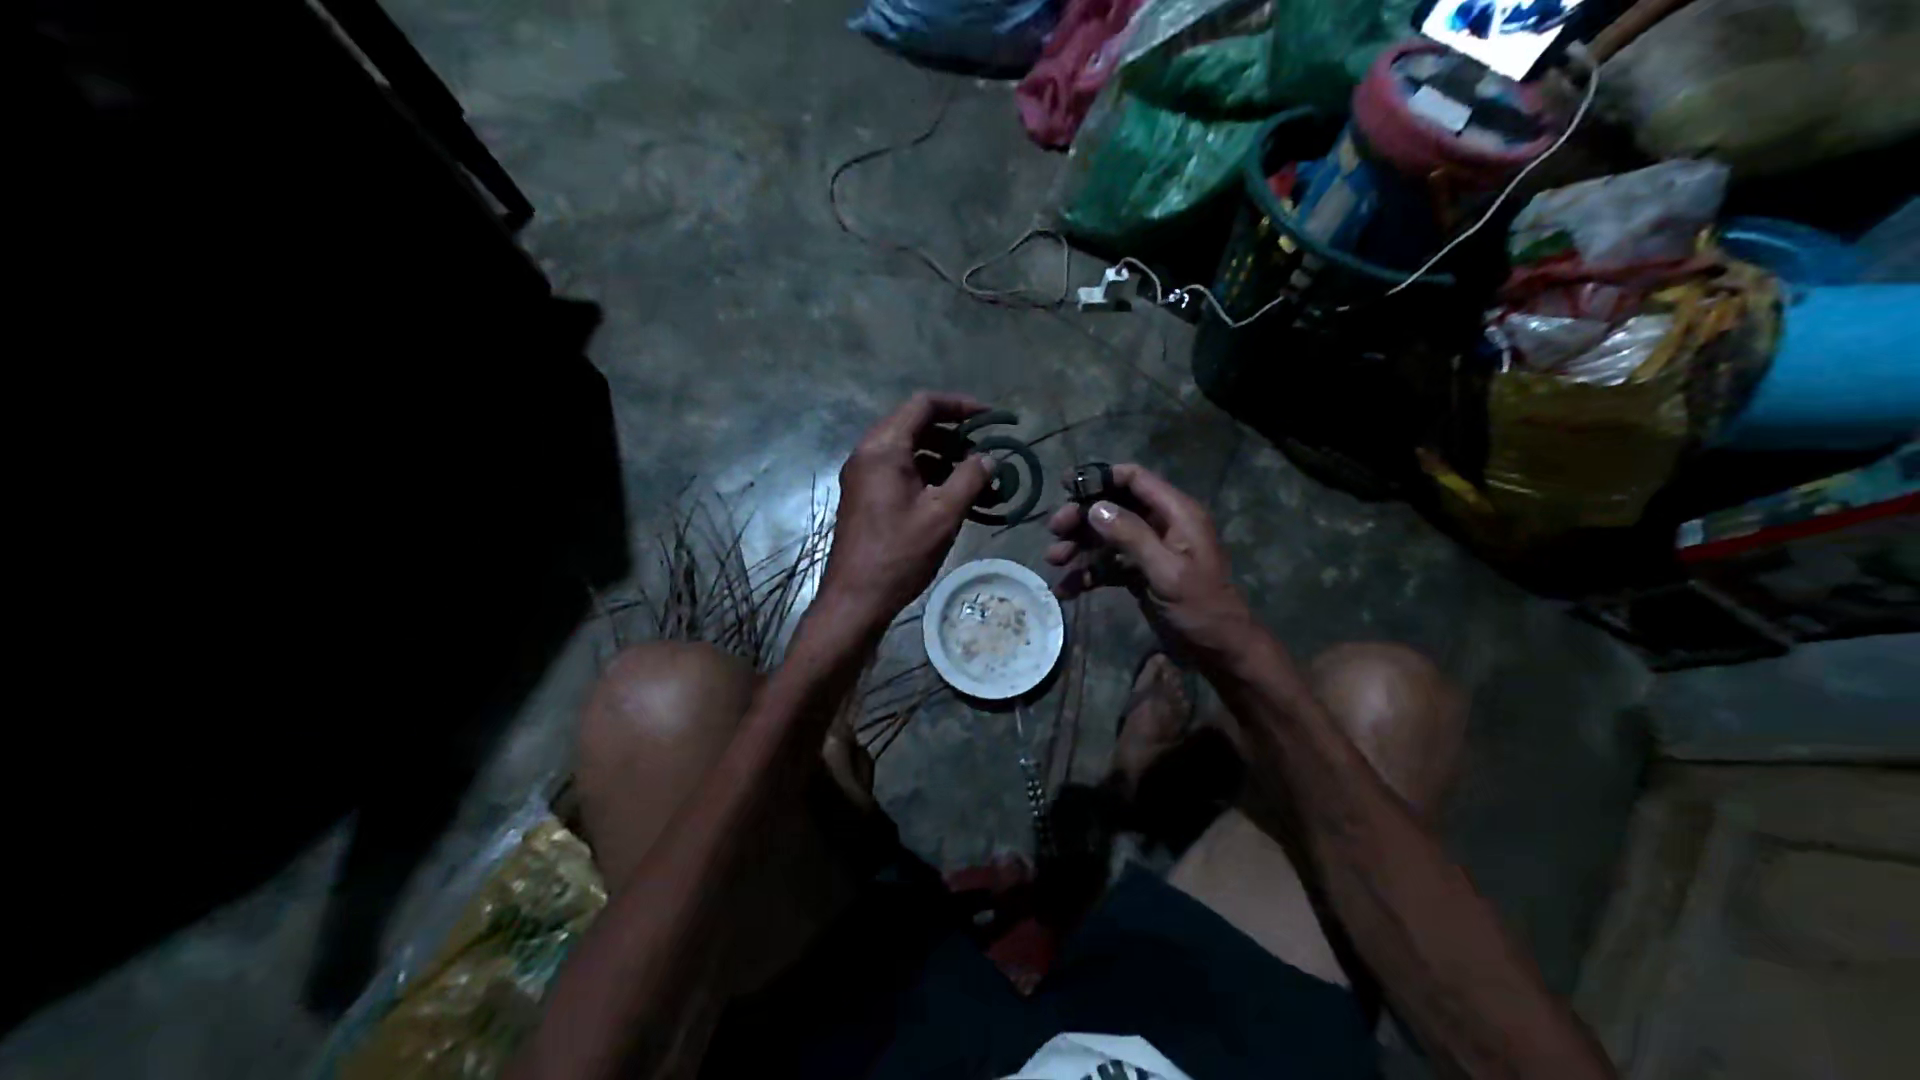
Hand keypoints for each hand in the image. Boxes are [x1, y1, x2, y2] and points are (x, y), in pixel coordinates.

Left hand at [818, 393, 996, 629]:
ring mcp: (863, 476)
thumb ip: (971, 478)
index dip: (960, 405)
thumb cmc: (900, 553)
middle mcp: (868, 454)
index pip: (923, 404)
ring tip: (975, 478)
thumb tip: (988, 458)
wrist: (856, 598)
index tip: (990, 419)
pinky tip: (952, 497)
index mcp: (884, 448)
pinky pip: (899, 471)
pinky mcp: (865, 496)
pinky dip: (928, 475)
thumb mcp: (943, 514)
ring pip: (909, 450)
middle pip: (915, 425)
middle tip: (985, 452)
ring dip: (943, 457)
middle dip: (954, 434)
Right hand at [1044, 463, 1255, 665]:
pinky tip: (1067, 589)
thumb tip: (1095, 507)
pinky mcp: (1140, 574)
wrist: (1220, 650)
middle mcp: (1162, 526)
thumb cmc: (1201, 607)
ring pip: (1106, 537)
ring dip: (1079, 546)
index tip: (1067, 485)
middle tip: (1055, 530)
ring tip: (1054, 561)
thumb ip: (1131, 536)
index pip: (1135, 480)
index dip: (1101, 477)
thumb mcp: (1166, 571)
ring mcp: (1150, 551)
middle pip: (1114, 508)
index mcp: (1177, 514)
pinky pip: (1108, 565)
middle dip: (1082, 517)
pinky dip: (1088, 574)